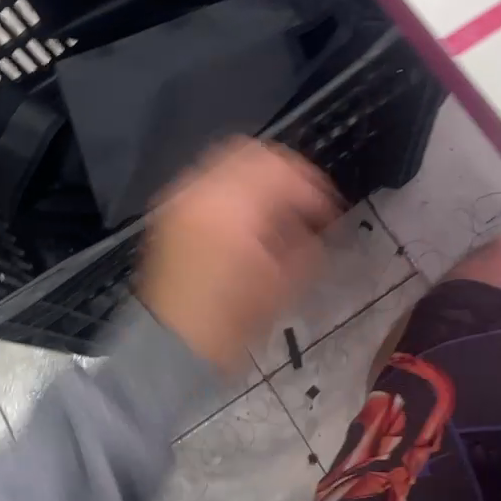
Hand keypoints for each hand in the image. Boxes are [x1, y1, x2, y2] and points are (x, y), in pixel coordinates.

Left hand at [136, 139, 342, 372]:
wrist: (171, 345)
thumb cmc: (233, 322)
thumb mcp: (282, 284)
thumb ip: (305, 240)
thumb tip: (315, 220)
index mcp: (233, 209)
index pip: (283, 172)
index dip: (313, 187)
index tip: (329, 209)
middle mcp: (202, 191)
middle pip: (254, 154)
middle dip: (287, 174)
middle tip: (306, 201)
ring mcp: (181, 197)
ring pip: (229, 160)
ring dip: (260, 177)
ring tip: (278, 207)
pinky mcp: (171, 209)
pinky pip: (209, 180)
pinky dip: (235, 187)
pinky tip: (248, 215)